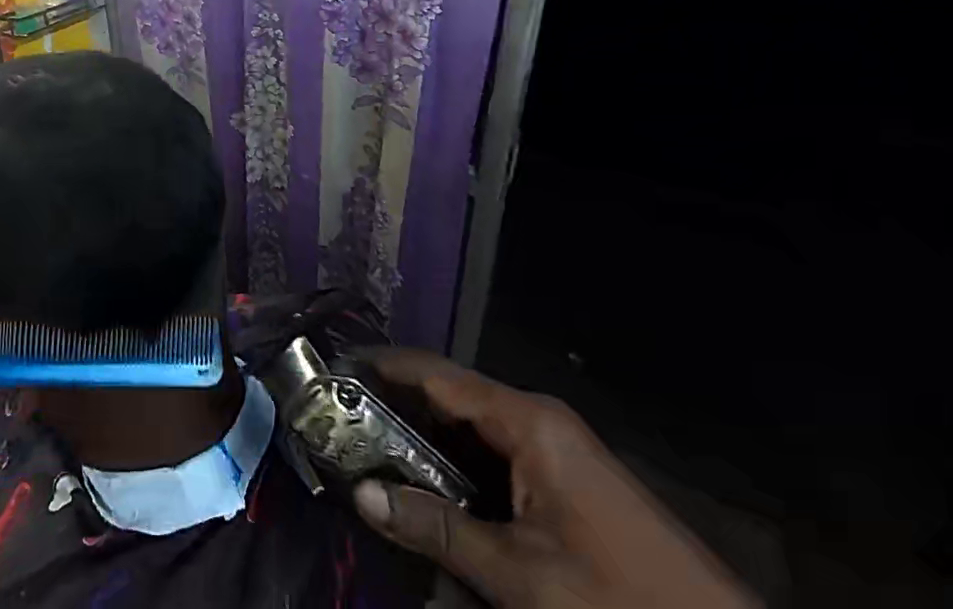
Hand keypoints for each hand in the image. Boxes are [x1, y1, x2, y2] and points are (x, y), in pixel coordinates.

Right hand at [349, 349, 757, 608]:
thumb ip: (436, 528)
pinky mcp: (562, 477)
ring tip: (362, 446)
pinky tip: (420, 482)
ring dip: (418, 437)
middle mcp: (537, 420)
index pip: (435, 373)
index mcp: (529, 421)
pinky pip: (490, 451)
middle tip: (335, 418)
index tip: (330, 372)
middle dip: (391, 405)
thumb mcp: (522, 575)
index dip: (379, 368)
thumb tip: (360, 493)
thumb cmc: (623, 604)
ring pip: (466, 425)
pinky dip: (449, 461)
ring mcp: (553, 448)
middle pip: (447, 395)